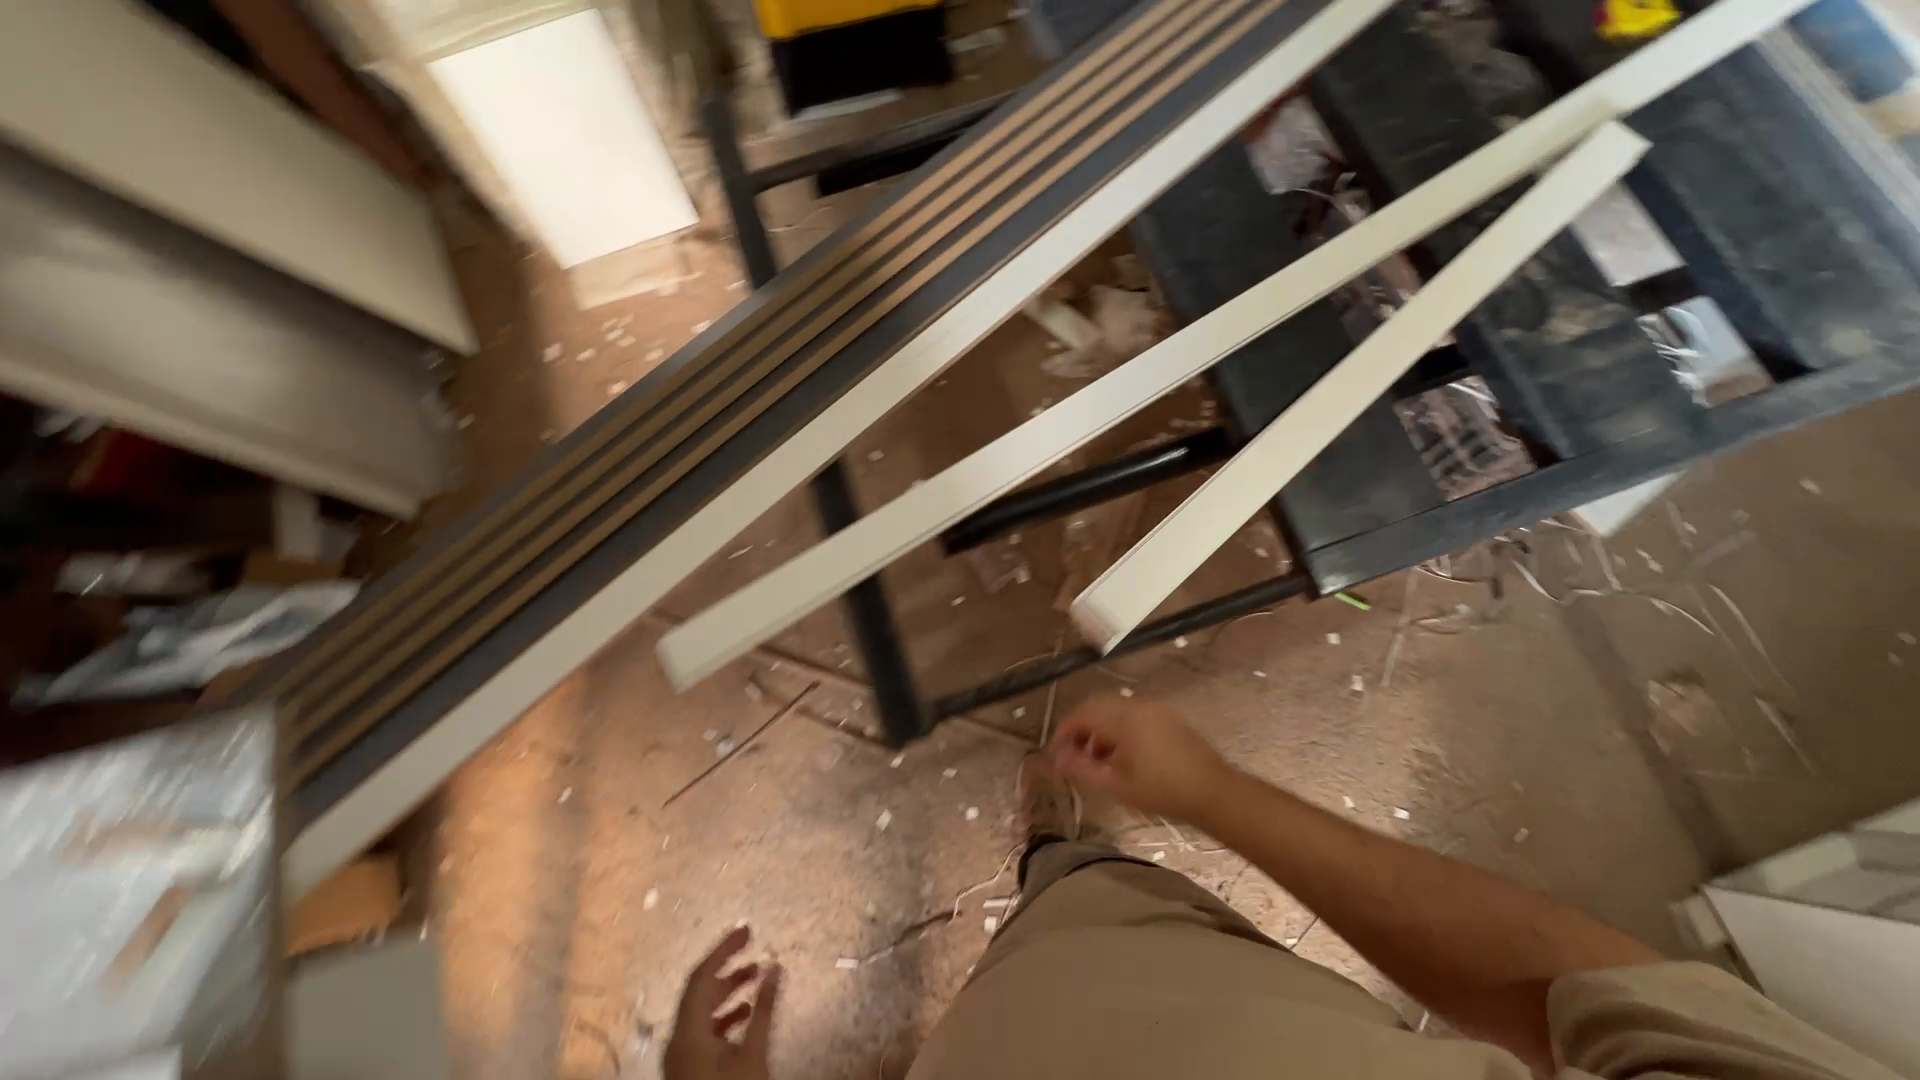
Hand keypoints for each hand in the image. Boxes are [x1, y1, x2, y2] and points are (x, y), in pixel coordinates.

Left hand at [665, 927, 779, 1079]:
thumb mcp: (754, 1053)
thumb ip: (763, 1008)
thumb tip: (776, 967)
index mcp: (686, 1031)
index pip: (701, 975)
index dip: (724, 948)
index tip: (748, 929)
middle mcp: (677, 1040)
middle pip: (699, 991)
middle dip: (727, 966)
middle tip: (754, 946)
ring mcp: (680, 1058)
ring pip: (701, 1011)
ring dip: (728, 990)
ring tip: (757, 976)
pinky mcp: (688, 1071)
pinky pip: (702, 1030)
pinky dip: (725, 1014)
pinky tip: (746, 1012)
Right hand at [1048, 698, 1235, 821]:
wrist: (1214, 792)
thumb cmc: (1162, 791)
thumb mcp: (1116, 786)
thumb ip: (1082, 769)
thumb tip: (1056, 759)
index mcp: (1123, 719)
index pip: (1082, 713)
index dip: (1064, 730)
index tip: (1056, 752)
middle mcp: (1138, 706)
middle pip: (1098, 708)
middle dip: (1081, 730)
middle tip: (1074, 756)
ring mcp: (1157, 709)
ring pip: (1117, 711)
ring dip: (1101, 731)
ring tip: (1099, 761)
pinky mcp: (1170, 717)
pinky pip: (1135, 715)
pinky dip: (1121, 730)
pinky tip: (1125, 757)